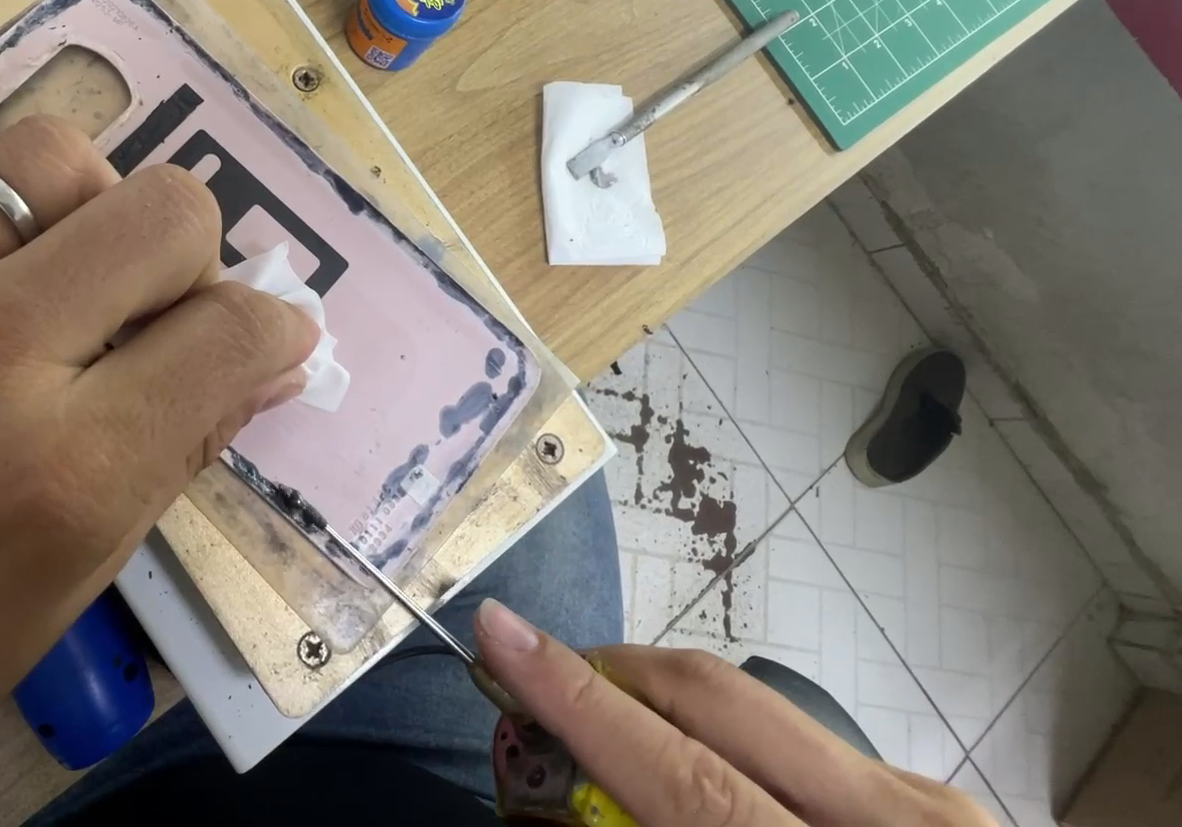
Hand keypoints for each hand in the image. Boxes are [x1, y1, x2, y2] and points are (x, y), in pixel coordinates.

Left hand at [0, 0, 316, 826]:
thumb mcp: (85, 577)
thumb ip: (185, 443)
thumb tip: (274, 352)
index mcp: (76, 466)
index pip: (237, 331)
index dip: (272, 335)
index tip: (267, 348)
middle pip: (163, 215)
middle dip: (192, 262)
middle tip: (165, 316)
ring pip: (46, 158)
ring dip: (97, 204)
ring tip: (82, 254)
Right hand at [473, 601, 996, 826]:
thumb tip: (543, 792)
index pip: (678, 773)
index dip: (573, 695)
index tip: (496, 628)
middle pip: (710, 698)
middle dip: (602, 671)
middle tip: (540, 685)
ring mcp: (934, 810)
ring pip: (746, 698)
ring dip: (654, 698)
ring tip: (612, 728)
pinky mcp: (941, 800)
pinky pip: (791, 729)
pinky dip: (719, 730)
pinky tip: (705, 770)